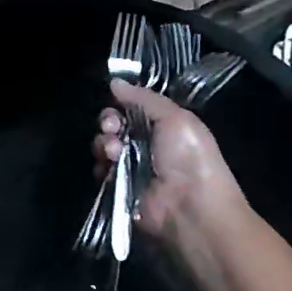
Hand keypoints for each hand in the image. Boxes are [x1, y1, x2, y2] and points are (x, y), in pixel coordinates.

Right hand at [95, 80, 249, 247]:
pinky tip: (110, 165)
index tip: (116, 103)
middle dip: (108, 121)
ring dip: (104, 142)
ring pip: (103, 144)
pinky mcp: (119, 187)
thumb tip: (114, 82)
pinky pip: (100, 169)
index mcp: (163, 126)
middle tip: (112, 128)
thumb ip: (143, 97)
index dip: (120, 103)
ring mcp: (131, 167)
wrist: (191, 208)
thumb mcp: (175, 118)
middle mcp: (145, 144)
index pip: (131, 107)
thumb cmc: (190, 158)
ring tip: (114, 151)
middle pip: (113, 124)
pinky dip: (101, 164)